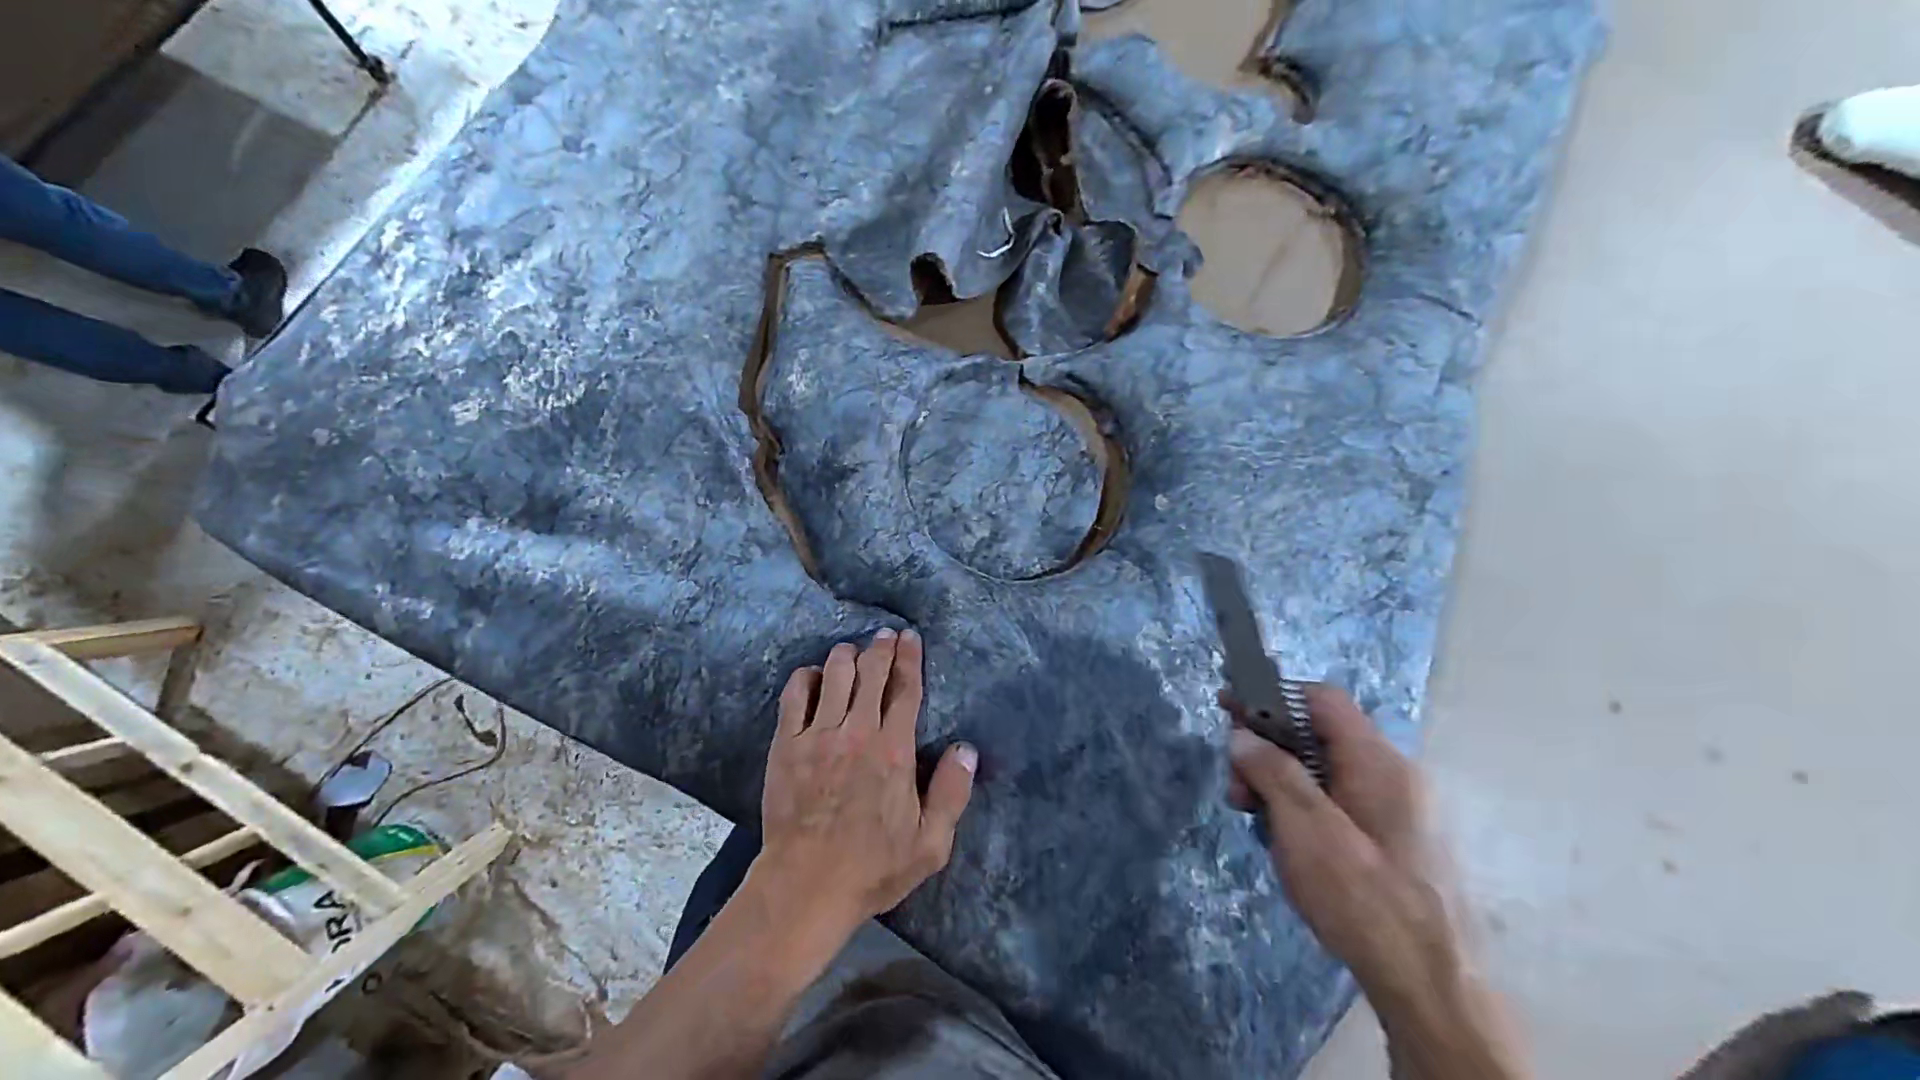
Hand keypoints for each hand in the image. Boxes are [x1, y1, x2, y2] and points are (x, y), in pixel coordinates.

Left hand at [756, 628, 977, 939]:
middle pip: (870, 672)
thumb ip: (952, 794)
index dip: (910, 658)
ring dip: (847, 655)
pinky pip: (795, 695)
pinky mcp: (786, 745)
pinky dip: (807, 677)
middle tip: (885, 634)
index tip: (910, 638)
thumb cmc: (872, 867)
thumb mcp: (930, 844)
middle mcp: (857, 733)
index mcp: (894, 752)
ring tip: (854, 650)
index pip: (905, 690)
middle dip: (881, 647)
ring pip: (834, 674)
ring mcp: (817, 736)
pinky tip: (815, 675)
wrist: (806, 886)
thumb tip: (967, 750)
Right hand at [1225, 684, 1527, 1079]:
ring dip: (1280, 785)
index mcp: (1379, 762)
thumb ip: (1272, 773)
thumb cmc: (1366, 900)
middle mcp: (1393, 776)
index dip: (1272, 696)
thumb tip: (1242, 734)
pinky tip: (1284, 843)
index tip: (1228, 711)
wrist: (1435, 990)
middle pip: (1318, 736)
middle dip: (1267, 751)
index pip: (1322, 699)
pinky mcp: (1393, 841)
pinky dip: (1302, 810)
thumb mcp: (1307, 830)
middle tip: (1235, 789)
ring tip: (1252, 820)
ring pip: (1324, 773)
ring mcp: (1397, 810)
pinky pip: (1337, 803)